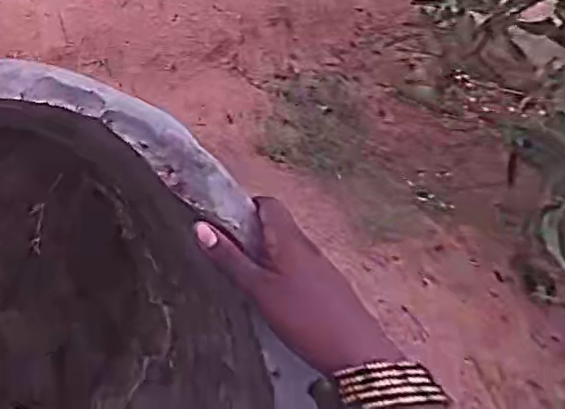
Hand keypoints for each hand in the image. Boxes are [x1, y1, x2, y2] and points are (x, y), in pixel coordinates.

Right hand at [194, 196, 400, 374]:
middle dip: (255, 234)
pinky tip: (282, 298)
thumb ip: (229, 258)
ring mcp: (326, 269)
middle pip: (278, 226)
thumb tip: (199, 226)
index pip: (268, 203)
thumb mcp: (258, 290)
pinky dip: (288, 273)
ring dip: (271, 255)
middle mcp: (308, 247)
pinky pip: (304, 268)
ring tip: (255, 278)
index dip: (246, 206)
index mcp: (288, 238)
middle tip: (236, 253)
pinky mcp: (335, 291)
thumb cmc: (306, 319)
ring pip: (290, 249)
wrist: (364, 361)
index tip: (228, 223)